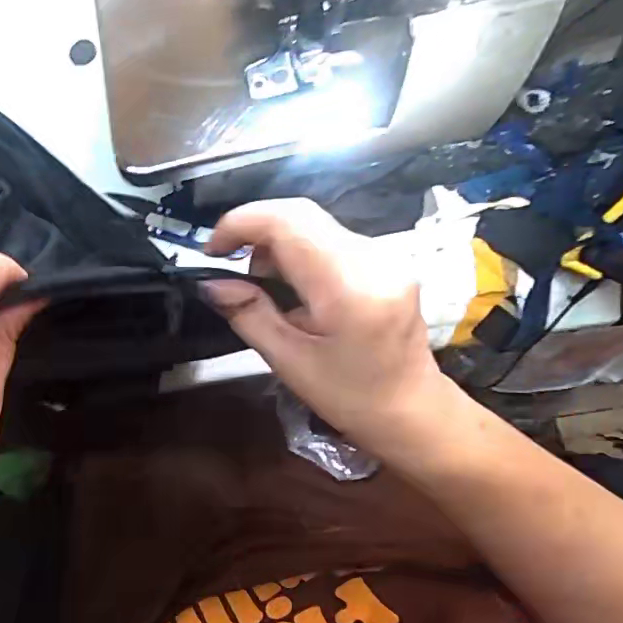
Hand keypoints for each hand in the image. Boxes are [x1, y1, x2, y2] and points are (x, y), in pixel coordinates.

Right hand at [202, 198, 456, 452]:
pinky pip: (329, 239)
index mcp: (347, 286)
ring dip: (275, 244)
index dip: (240, 223)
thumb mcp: (286, 360)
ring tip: (260, 287)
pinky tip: (290, 287)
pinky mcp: (384, 259)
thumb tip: (211, 283)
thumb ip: (248, 314)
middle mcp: (372, 257)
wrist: (410, 408)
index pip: (287, 223)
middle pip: (300, 215)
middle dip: (253, 231)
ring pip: (313, 225)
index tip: (212, 250)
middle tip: (227, 264)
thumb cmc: (347, 395)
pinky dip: (297, 252)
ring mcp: (384, 255)